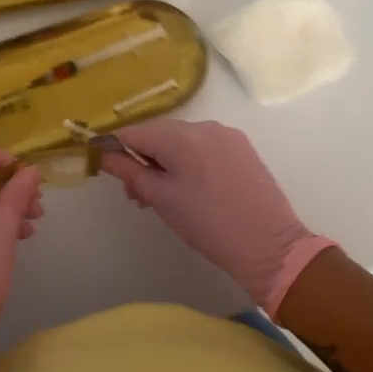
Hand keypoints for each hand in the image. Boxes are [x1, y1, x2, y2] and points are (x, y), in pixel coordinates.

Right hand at [100, 119, 335, 311]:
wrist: (269, 246)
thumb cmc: (207, 225)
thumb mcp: (160, 200)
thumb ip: (129, 172)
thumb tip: (103, 155)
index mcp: (178, 137)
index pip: (132, 132)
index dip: (118, 151)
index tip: (119, 177)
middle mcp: (201, 125)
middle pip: (157, 134)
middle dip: (144, 159)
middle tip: (142, 197)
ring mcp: (225, 133)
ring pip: (181, 139)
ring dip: (168, 160)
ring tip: (170, 196)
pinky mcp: (241, 145)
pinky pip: (204, 144)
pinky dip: (192, 160)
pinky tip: (197, 189)